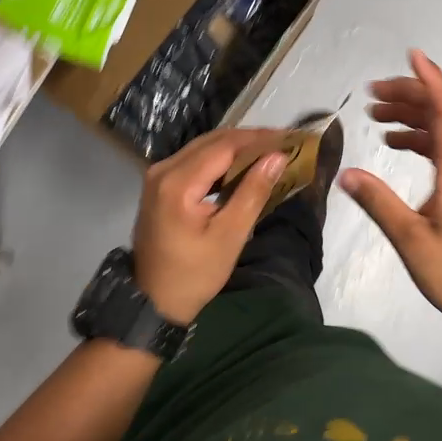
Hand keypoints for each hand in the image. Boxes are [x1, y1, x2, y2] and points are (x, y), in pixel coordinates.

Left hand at [132, 128, 288, 323]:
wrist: (153, 302)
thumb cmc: (194, 275)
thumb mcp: (229, 237)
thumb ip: (253, 192)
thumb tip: (278, 157)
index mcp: (177, 182)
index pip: (224, 146)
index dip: (258, 139)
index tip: (288, 138)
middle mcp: (163, 169)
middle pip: (213, 141)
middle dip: (250, 139)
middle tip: (283, 142)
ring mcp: (158, 174)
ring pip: (204, 147)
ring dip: (236, 147)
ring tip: (269, 151)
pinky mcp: (160, 183)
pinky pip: (195, 160)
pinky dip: (220, 159)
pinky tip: (242, 165)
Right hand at [340, 51, 441, 331]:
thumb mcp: (411, 239)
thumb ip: (378, 202)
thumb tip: (345, 173)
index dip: (429, 79)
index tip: (411, 55)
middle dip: (409, 95)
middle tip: (373, 92)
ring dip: (412, 116)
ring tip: (377, 116)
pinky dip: (420, 138)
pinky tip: (397, 146)